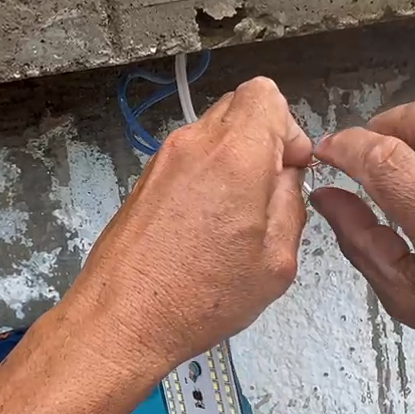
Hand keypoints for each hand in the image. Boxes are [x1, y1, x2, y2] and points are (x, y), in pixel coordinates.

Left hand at [59, 77, 312, 385]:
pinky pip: (188, 158)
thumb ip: (291, 204)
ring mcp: (164, 159)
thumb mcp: (276, 261)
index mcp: (235, 156)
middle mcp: (195, 146)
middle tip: (267, 190)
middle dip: (263, 140)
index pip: (266, 95)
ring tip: (234, 216)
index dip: (288, 129)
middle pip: (240, 108)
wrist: (123, 318)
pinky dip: (205, 177)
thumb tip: (288, 179)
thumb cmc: (195, 298)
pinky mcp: (146, 178)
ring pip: (213, 134)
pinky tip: (206, 225)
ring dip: (233, 161)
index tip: (288, 167)